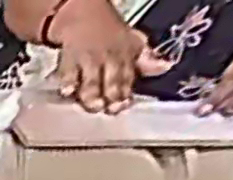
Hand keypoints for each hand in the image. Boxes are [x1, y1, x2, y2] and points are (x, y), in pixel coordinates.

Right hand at [51, 0, 172, 113]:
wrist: (83, 19)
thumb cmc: (109, 35)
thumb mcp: (133, 43)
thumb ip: (145, 60)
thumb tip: (165, 67)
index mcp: (126, 54)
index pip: (128, 75)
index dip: (125, 91)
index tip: (125, 104)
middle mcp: (108, 58)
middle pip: (110, 79)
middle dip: (111, 94)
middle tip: (112, 108)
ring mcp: (86, 61)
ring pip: (90, 80)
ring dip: (91, 94)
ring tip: (94, 106)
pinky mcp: (67, 63)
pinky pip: (67, 75)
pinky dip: (67, 83)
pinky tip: (68, 92)